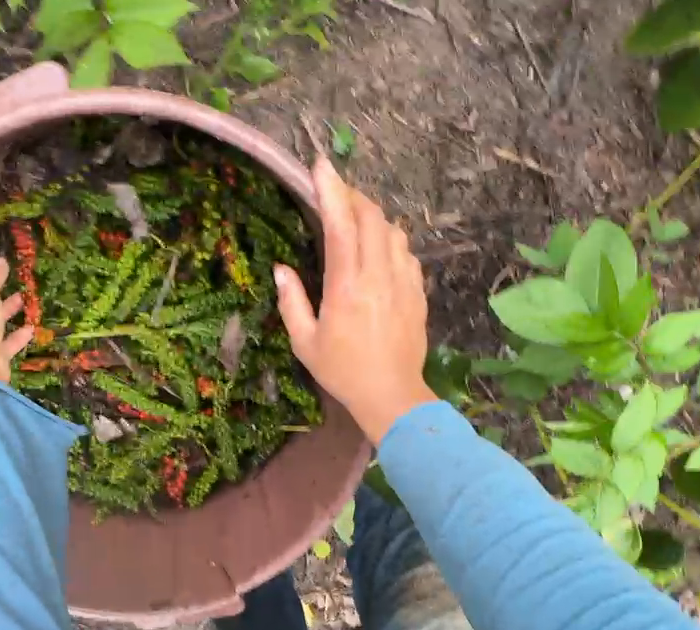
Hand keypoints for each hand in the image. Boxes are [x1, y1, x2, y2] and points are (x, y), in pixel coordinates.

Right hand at [273, 157, 434, 442]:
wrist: (391, 394)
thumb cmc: (341, 372)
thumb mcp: (304, 342)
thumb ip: (292, 301)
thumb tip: (282, 269)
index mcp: (345, 286)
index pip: (340, 224)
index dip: (331, 189)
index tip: (321, 165)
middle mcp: (377, 275)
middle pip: (371, 216)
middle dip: (352, 197)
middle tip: (334, 193)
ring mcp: (402, 280)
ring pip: (392, 229)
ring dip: (372, 217)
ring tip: (355, 221)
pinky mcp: (417, 290)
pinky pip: (405, 251)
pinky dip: (389, 240)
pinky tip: (377, 251)